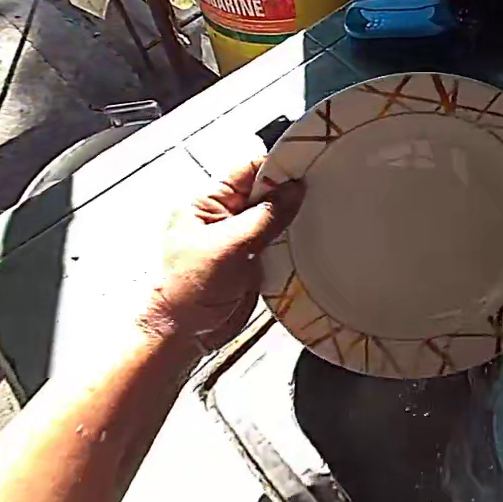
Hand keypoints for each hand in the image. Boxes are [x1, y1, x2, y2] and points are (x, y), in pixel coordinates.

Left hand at [141, 157, 303, 357]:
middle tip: (317, 190)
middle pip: (264, 190)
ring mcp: (240, 235)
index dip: (276, 166)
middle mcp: (224, 215)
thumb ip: (266, 216)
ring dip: (292, 215)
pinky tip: (308, 233)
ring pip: (274, 213)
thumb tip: (294, 189)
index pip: (247, 170)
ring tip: (316, 210)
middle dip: (288, 191)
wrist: (185, 335)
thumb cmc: (189, 290)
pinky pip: (279, 235)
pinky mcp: (254, 254)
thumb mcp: (231, 246)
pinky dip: (293, 235)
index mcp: (206, 203)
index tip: (305, 167)